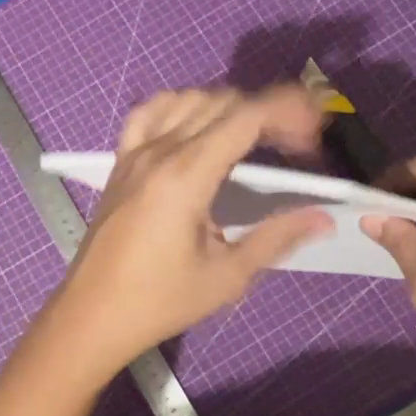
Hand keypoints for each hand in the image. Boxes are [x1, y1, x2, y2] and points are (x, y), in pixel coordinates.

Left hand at [42, 86, 334, 376]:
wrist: (91, 314)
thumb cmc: (159, 301)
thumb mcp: (227, 277)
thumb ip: (276, 238)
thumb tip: (323, 217)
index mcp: (186, 175)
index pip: (245, 117)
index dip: (287, 112)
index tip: (314, 135)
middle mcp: (159, 151)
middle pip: (222, 102)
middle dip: (267, 111)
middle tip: (296, 146)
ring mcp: (134, 151)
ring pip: (187, 100)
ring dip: (227, 107)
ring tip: (254, 139)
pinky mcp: (120, 161)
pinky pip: (148, 113)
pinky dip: (179, 107)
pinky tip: (196, 127)